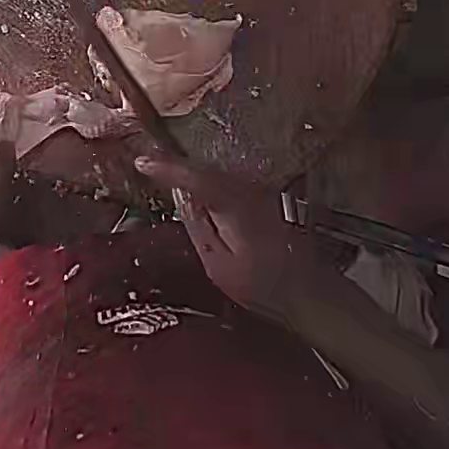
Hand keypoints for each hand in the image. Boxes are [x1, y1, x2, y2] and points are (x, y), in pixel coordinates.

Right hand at [135, 154, 323, 317]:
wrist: (307, 288)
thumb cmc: (261, 284)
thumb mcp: (219, 265)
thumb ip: (198, 227)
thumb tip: (182, 197)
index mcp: (231, 203)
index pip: (192, 177)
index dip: (165, 168)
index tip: (141, 162)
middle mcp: (244, 187)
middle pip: (202, 169)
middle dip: (173, 163)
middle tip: (145, 160)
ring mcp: (255, 189)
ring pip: (214, 173)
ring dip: (188, 169)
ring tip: (161, 167)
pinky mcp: (260, 195)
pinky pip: (225, 181)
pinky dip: (205, 179)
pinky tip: (192, 183)